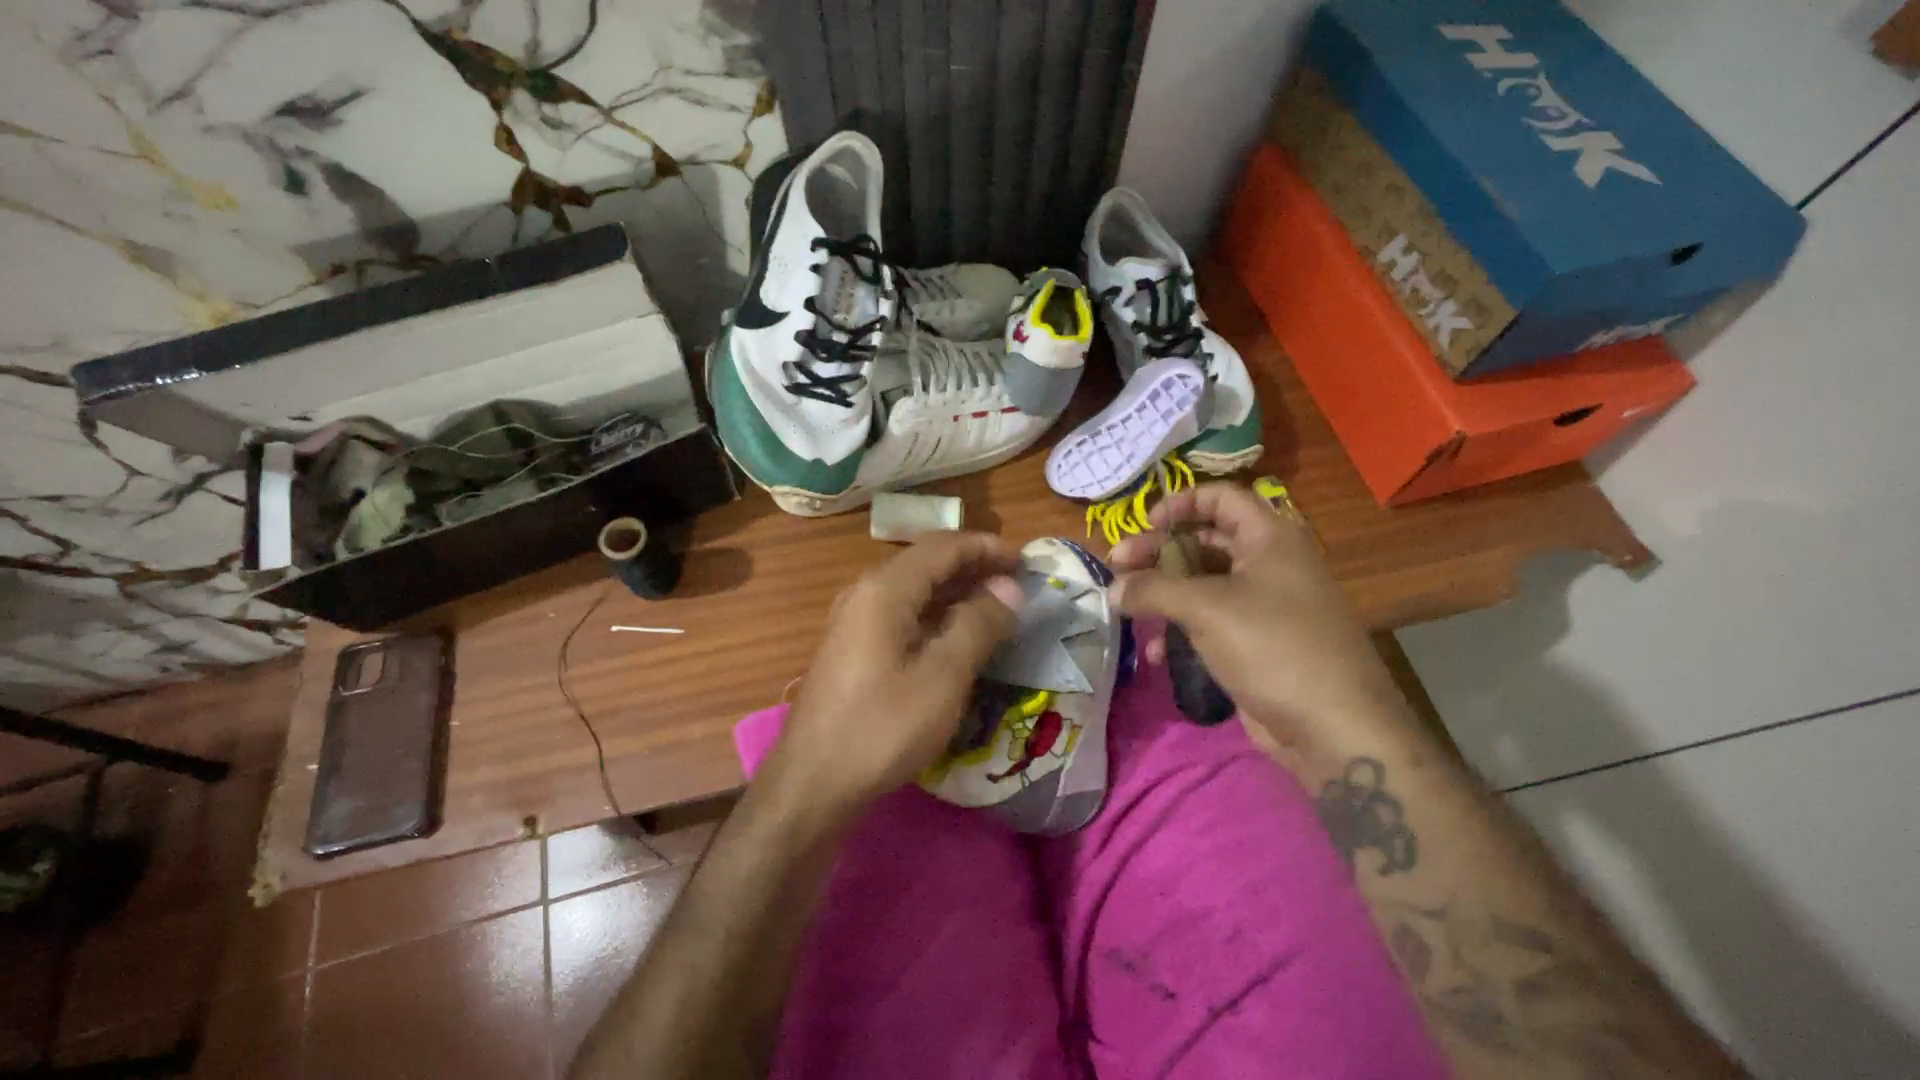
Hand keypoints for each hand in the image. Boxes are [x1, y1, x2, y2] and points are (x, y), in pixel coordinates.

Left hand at [772, 532, 1022, 807]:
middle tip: (1018, 584)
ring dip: (955, 592)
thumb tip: (1008, 587)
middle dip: (973, 568)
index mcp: (885, 589)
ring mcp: (853, 622)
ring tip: (997, 607)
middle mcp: (864, 594)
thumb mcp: (943, 677)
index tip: (1027, 561)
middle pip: (925, 564)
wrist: (813, 782)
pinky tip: (957, 638)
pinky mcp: (851, 650)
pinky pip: (901, 616)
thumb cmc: (882, 727)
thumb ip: (979, 625)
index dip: (986, 547)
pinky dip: (935, 616)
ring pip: (912, 591)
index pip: (942, 547)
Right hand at [1108, 484, 1404, 758]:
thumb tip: (1111, 589)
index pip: (1221, 498)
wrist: (1332, 724)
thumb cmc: (1273, 646)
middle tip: (1117, 567)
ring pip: (1203, 585)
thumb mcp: (1207, 609)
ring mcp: (1264, 606)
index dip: (1181, 503)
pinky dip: (1180, 629)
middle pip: (1205, 541)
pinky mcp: (1256, 644)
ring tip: (1125, 609)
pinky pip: (1210, 623)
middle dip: (1159, 552)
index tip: (1145, 524)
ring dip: (1163, 593)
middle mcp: (1269, 564)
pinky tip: (1155, 652)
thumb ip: (1153, 590)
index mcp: (1269, 538)